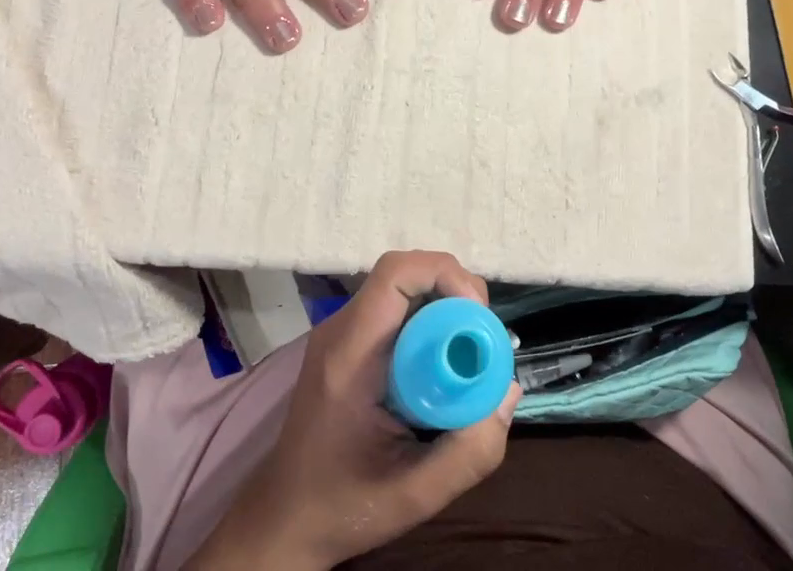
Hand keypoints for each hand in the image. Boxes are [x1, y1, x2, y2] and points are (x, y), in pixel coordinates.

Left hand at [188, 252, 519, 569]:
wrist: (284, 518)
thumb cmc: (343, 506)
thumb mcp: (416, 494)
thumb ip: (471, 452)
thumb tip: (508, 392)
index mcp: (350, 356)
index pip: (395, 274)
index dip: (446, 276)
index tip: (479, 320)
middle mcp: (341, 331)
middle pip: (406, 276)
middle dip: (456, 296)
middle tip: (482, 345)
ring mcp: (341, 335)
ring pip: (404, 291)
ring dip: (445, 312)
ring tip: (468, 359)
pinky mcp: (348, 345)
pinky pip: (397, 312)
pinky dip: (429, 326)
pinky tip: (443, 368)